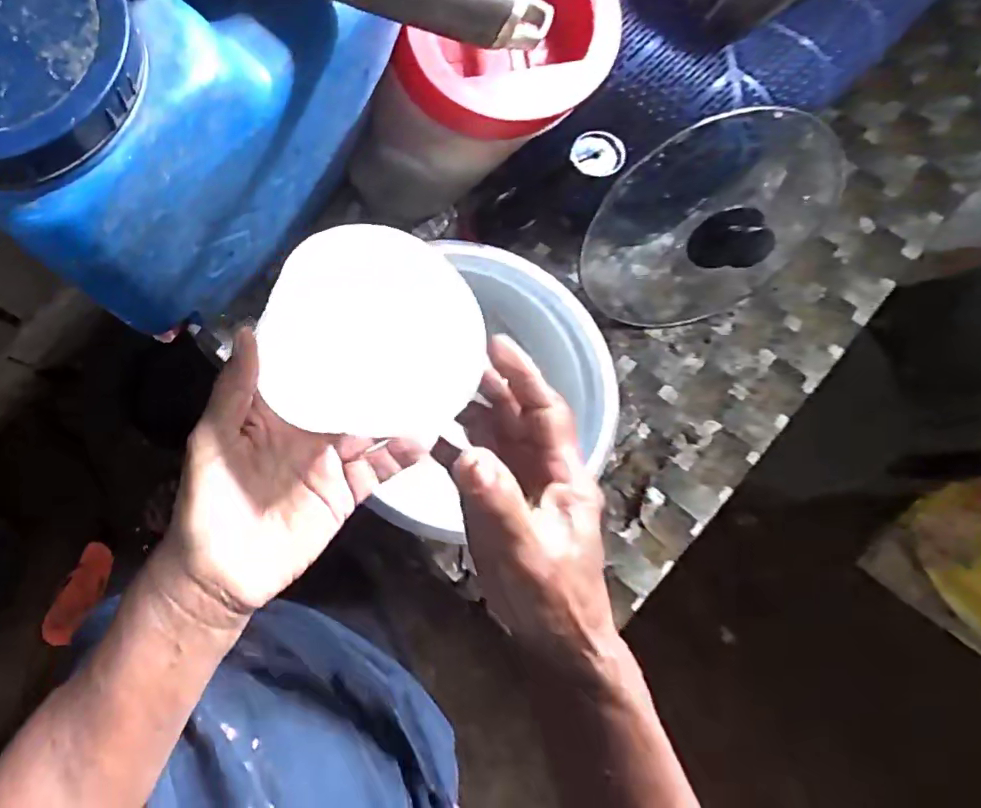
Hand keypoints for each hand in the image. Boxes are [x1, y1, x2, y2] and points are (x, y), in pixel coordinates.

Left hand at [158, 327, 428, 624]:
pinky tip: (422, 436)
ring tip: (425, 382)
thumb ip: (235, 389)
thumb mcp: (213, 435)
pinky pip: (376, 469)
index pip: (297, 369)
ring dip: (391, 408)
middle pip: (338, 394)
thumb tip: (249, 332)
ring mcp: (325, 460)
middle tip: (404, 340)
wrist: (222, 570)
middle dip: (365, 372)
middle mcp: (300, 428)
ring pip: (364, 427)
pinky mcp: (343, 492)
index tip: (348, 311)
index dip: (318, 345)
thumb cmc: (208, 496)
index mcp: (267, 410)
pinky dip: (399, 455)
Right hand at [436, 335, 619, 672]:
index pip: (545, 412)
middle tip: (453, 352)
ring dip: (465, 406)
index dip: (524, 376)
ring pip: (490, 431)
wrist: (552, 636)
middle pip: (514, 414)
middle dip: (490, 381)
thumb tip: (469, 456)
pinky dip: (447, 441)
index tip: (497, 343)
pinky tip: (420, 429)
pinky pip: (467, 457)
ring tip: (432, 380)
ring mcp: (513, 482)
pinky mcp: (490, 497)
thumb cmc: (552, 594)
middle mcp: (537, 469)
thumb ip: (498, 501)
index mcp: (561, 475)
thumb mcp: (526, 548)